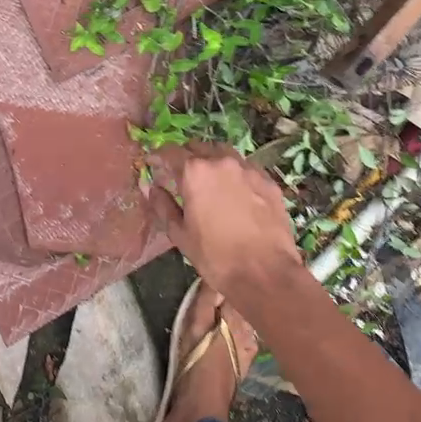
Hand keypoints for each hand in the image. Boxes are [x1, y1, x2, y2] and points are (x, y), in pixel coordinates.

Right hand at [145, 143, 305, 302]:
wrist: (266, 274)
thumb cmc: (216, 257)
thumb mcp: (180, 234)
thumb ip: (163, 205)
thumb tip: (152, 187)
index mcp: (194, 172)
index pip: (170, 151)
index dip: (159, 156)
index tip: (154, 164)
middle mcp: (220, 161)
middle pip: (197, 147)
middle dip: (186, 157)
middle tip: (182, 175)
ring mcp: (248, 169)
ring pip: (223, 153)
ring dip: (212, 161)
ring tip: (211, 181)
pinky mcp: (268, 181)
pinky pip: (246, 168)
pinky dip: (236, 174)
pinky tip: (237, 193)